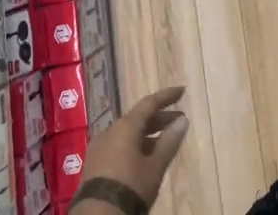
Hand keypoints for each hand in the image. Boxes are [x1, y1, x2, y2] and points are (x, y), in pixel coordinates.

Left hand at [77, 86, 190, 207]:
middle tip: (179, 120)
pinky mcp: (94, 164)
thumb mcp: (155, 166)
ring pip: (128, 133)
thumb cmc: (130, 187)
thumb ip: (169, 142)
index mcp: (125, 127)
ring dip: (148, 134)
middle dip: (159, 118)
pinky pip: (119, 145)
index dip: (166, 96)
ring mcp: (99, 148)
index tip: (182, 91)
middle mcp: (110, 131)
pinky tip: (145, 156)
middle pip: (138, 118)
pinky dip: (135, 145)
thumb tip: (182, 120)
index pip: (149, 103)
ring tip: (165, 141)